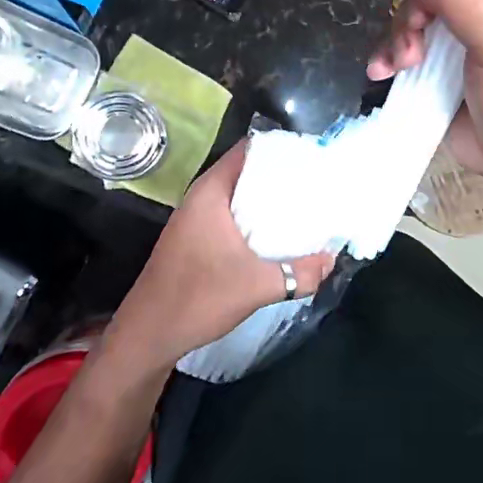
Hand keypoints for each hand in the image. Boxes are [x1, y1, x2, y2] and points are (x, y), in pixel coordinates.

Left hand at [106, 141, 333, 370]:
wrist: (149, 334)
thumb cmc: (199, 297)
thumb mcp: (258, 285)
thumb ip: (301, 273)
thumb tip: (333, 259)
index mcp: (210, 193)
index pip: (247, 150)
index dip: (280, 148)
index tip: (312, 156)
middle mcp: (200, 199)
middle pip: (246, 173)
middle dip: (280, 177)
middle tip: (317, 183)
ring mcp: (194, 221)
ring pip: (237, 199)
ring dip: (267, 202)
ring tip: (304, 207)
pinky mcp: (194, 242)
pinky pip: (230, 219)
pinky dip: (253, 221)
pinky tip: (276, 237)